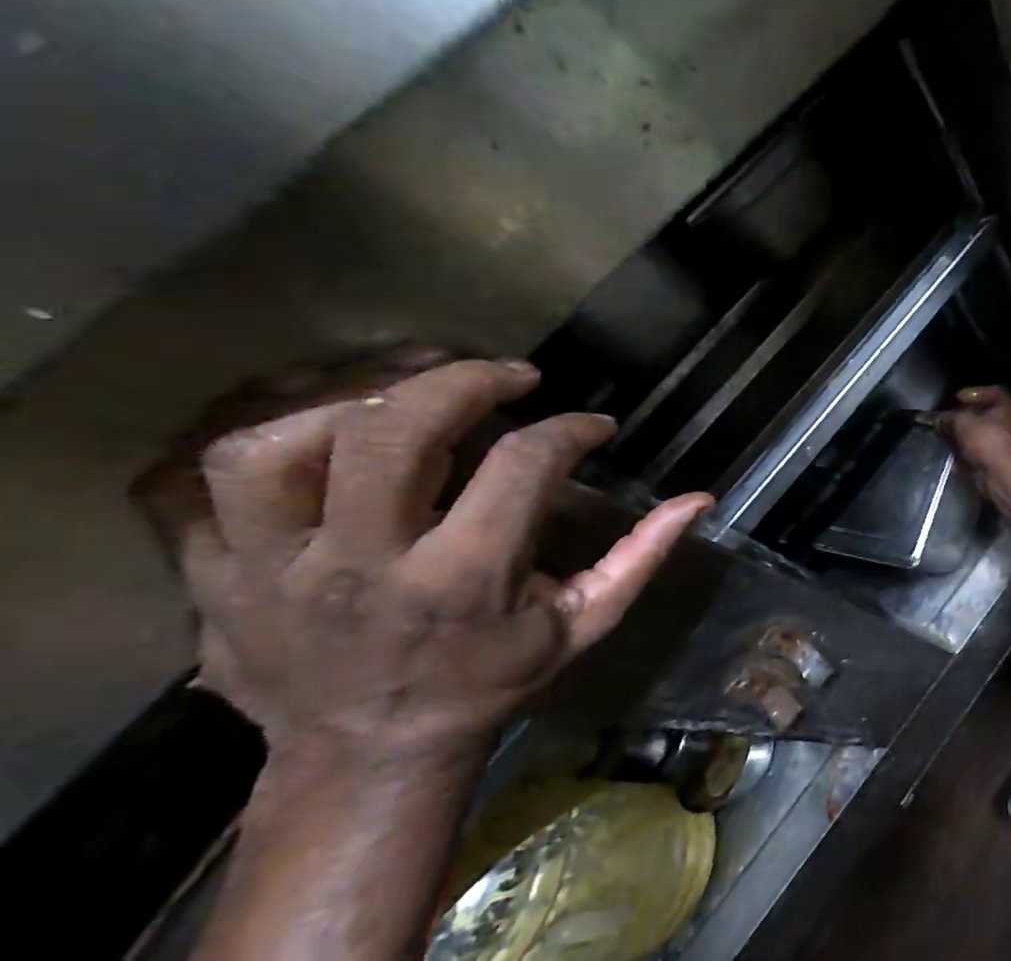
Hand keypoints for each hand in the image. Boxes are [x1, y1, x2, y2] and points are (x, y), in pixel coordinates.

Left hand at [149, 357, 710, 767]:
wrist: (367, 756)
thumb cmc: (489, 682)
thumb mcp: (582, 626)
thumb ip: (639, 558)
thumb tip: (698, 498)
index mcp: (461, 583)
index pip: (520, 466)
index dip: (569, 430)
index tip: (592, 427)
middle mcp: (362, 567)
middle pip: (390, 432)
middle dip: (461, 383)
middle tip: (507, 378)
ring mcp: (270, 570)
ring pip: (272, 446)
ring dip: (347, 401)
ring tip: (407, 396)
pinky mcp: (210, 574)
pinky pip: (188, 483)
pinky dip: (255, 434)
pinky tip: (322, 426)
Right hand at [941, 385, 1010, 478]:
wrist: (1002, 476)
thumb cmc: (987, 441)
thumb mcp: (962, 423)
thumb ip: (948, 417)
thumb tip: (937, 418)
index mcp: (1009, 406)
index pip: (992, 391)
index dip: (972, 393)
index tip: (955, 400)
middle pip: (984, 414)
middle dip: (963, 417)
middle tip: (946, 419)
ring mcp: (1006, 443)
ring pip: (980, 435)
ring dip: (962, 437)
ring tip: (944, 437)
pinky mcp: (999, 461)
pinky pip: (979, 453)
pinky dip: (966, 454)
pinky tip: (951, 456)